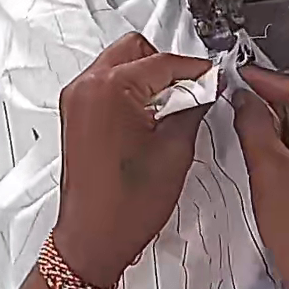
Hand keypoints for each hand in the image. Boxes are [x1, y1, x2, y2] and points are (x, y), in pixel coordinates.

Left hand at [53, 33, 211, 288]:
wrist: (94, 238)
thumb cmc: (125, 205)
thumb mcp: (176, 149)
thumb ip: (193, 107)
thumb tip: (204, 88)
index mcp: (110, 89)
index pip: (163, 61)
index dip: (195, 69)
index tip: (213, 77)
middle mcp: (87, 87)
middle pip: (136, 50)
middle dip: (168, 66)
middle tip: (193, 90)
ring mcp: (77, 100)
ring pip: (120, 63)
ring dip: (148, 76)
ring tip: (173, 106)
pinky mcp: (75, 114)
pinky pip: (107, 83)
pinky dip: (131, 90)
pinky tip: (152, 115)